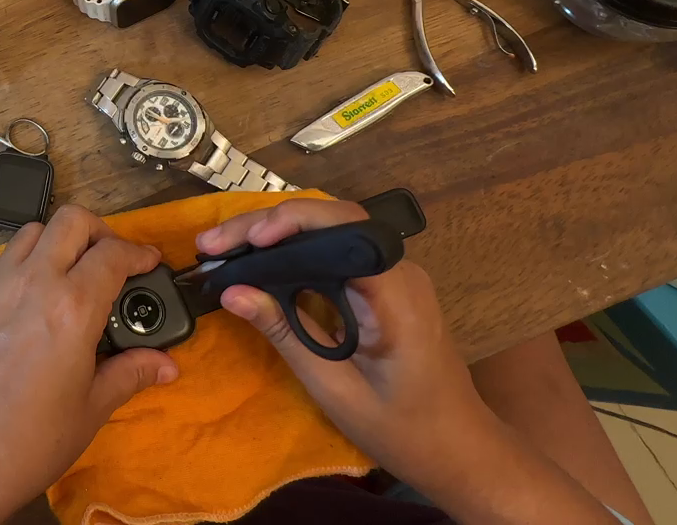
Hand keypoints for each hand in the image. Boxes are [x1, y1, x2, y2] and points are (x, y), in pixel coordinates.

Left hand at [0, 206, 177, 524]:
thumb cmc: (33, 438)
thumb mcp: (93, 407)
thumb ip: (131, 372)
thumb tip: (166, 364)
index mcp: (71, 307)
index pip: (112, 254)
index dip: (138, 252)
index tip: (149, 261)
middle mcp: (33, 281)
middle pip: (71, 220)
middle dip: (100, 231)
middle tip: (114, 259)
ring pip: (34, 230)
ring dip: (60, 239)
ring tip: (76, 271)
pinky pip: (7, 256)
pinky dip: (29, 258)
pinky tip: (38, 292)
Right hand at [195, 198, 490, 482]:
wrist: (464, 455)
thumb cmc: (405, 431)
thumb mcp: (337, 390)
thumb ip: (284, 333)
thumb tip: (230, 291)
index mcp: (395, 293)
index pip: (340, 228)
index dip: (289, 222)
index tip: (246, 241)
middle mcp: (398, 270)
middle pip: (325, 220)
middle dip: (265, 224)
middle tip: (212, 243)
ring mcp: (392, 272)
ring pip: (324, 229)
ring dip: (272, 232)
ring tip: (223, 246)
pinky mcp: (381, 282)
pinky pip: (330, 249)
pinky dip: (289, 248)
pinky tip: (256, 258)